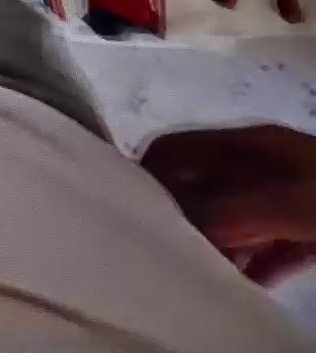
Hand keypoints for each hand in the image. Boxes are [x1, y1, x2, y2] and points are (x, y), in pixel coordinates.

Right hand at [142, 125, 315, 285]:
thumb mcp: (297, 205)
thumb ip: (234, 211)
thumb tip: (176, 224)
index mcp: (252, 143)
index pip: (176, 149)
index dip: (148, 171)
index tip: (128, 202)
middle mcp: (264, 165)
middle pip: (203, 185)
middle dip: (182, 213)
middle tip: (163, 241)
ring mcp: (293, 199)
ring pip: (235, 217)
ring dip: (217, 241)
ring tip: (200, 267)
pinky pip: (271, 244)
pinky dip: (254, 261)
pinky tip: (244, 281)